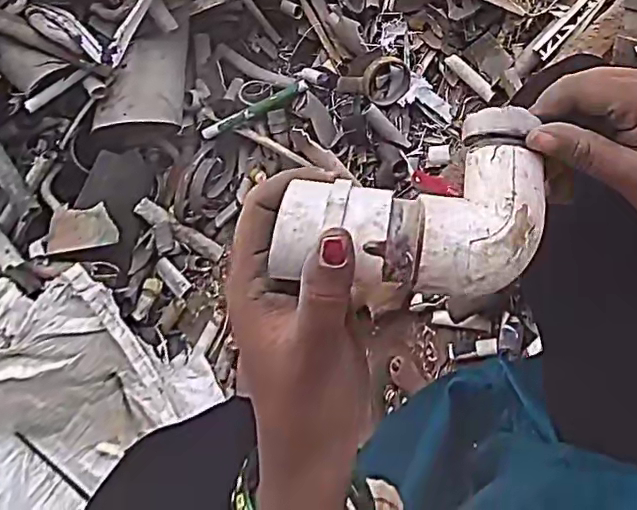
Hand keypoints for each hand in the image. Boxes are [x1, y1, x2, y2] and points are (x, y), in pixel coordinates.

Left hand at [226, 169, 373, 508]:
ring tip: (374, 216)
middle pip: (295, 217)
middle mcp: (276, 281)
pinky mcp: (333, 300)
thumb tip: (334, 236)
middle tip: (358, 195)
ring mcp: (307, 289)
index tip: (325, 180)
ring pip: (324, 236)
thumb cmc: (301, 414)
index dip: (287, 186)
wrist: (323, 455)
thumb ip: (323, 291)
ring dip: (350, 222)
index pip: (258, 213)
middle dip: (327, 200)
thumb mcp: (312, 345)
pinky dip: (366, 249)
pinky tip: (385, 251)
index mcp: (251, 286)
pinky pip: (348, 259)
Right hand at [525, 66, 636, 245]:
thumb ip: (583, 152)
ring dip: (569, 119)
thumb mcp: (631, 178)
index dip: (545, 109)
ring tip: (557, 155)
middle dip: (554, 115)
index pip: (577, 87)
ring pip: (589, 90)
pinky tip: (579, 148)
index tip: (525, 135)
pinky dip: (586, 121)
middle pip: (580, 84)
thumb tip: (540, 136)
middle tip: (538, 149)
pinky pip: (604, 99)